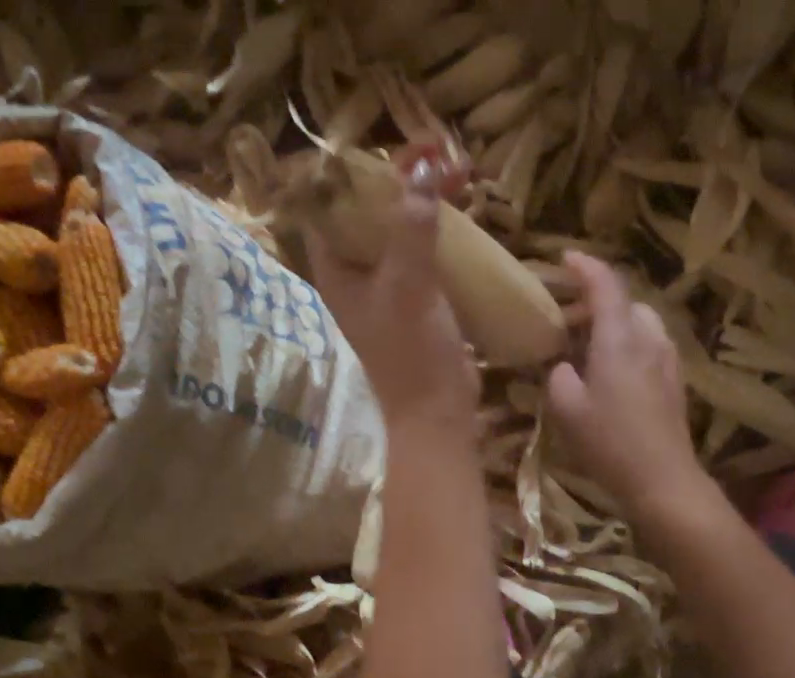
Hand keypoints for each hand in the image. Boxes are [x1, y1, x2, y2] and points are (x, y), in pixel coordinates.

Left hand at [306, 174, 476, 436]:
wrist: (438, 412)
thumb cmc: (412, 353)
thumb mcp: (409, 286)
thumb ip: (412, 228)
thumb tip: (423, 169)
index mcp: (336, 269)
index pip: (331, 204)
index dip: (355, 171)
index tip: (391, 147)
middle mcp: (355, 273)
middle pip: (369, 211)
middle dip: (400, 180)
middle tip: (438, 153)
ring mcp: (387, 286)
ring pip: (400, 229)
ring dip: (424, 201)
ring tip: (457, 172)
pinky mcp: (417, 298)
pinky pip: (424, 251)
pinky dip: (440, 230)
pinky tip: (463, 211)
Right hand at [546, 253, 711, 527]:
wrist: (663, 480)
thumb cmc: (609, 443)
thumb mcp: (566, 409)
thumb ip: (558, 376)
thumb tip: (564, 366)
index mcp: (620, 338)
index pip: (606, 285)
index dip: (585, 267)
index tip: (566, 258)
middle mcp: (649, 339)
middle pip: (627, 303)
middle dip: (599, 302)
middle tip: (569, 317)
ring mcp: (667, 361)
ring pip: (642, 325)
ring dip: (616, 325)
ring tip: (590, 347)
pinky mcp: (675, 383)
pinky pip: (651, 348)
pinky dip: (630, 346)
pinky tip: (613, 373)